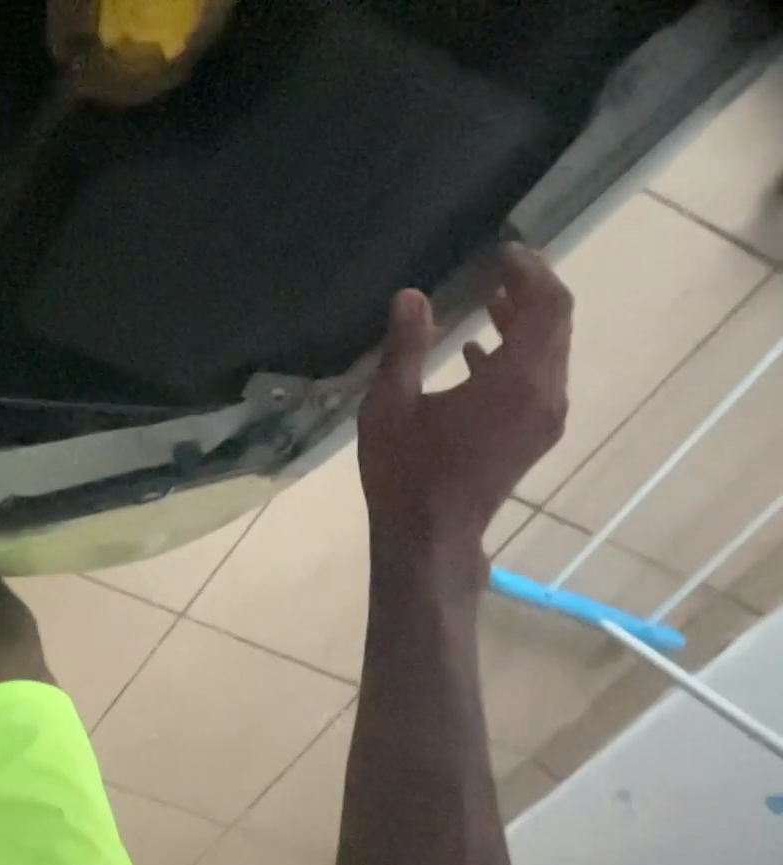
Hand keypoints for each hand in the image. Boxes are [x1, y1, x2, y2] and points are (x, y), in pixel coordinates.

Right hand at [359, 242, 571, 577]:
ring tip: (490, 304)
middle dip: (530, 293)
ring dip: (524, 325)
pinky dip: (516, 356)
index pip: (546, 306)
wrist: (429, 533)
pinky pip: (538, 380)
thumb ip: (405, 348)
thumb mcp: (390, 405)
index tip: (504, 251)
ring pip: (549, 354)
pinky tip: (477, 356)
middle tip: (498, 270)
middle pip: (556, 327)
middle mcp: (545, 393)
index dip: (530, 272)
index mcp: (517, 379)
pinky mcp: (533, 436)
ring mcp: (544, 417)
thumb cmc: (404, 469)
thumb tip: (410, 296)